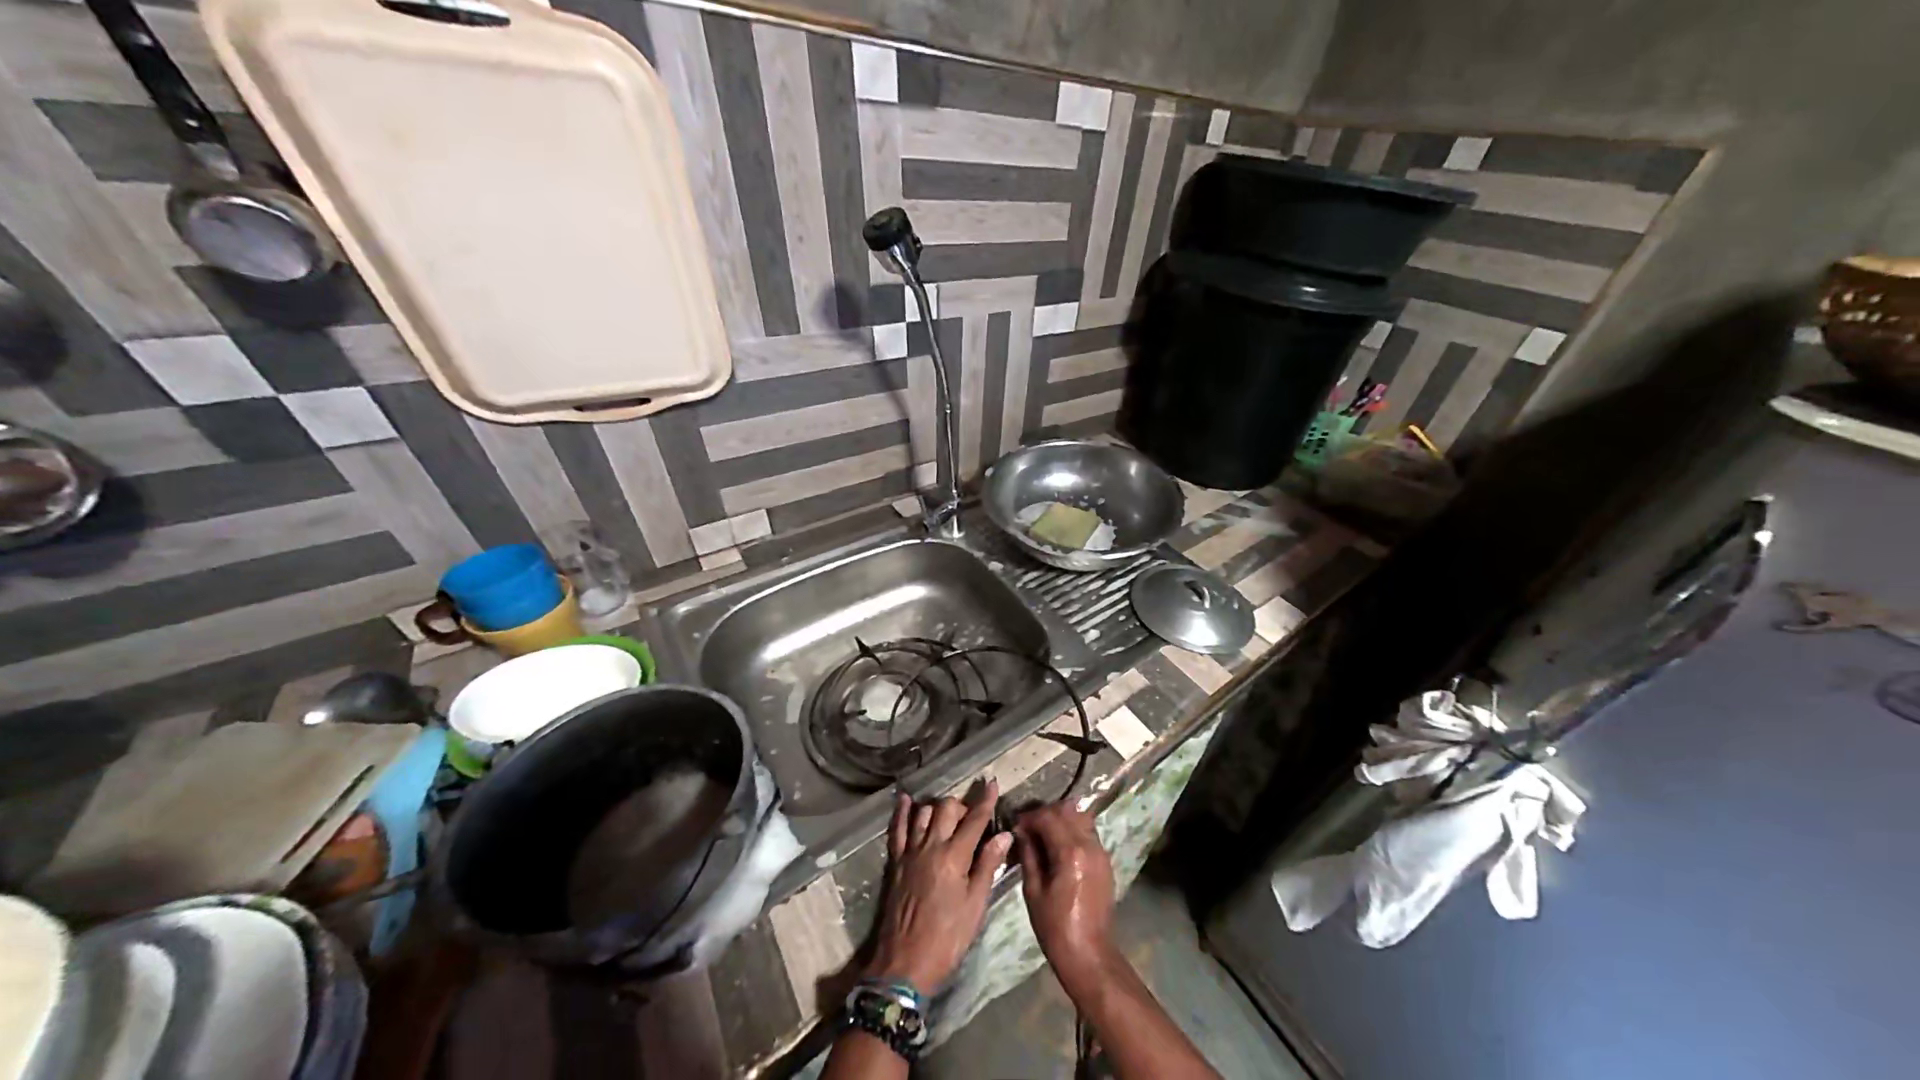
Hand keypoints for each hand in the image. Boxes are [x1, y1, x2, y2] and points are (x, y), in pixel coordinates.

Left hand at [866, 780, 1012, 994]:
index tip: (993, 783)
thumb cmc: (947, 938)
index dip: (985, 800)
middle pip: (947, 809)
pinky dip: (902, 812)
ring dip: (937, 809)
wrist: (905, 963)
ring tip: (949, 817)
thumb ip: (987, 866)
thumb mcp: (975, 905)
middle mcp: (930, 846)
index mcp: (954, 856)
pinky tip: (906, 800)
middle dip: (962, 805)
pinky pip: (896, 829)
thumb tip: (1004, 836)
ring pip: (923, 813)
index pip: (974, 820)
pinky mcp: (895, 862)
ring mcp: (909, 852)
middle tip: (973, 818)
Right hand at [1014, 802, 1115, 983]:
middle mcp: (1089, 845)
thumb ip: (1029, 854)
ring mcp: (1101, 852)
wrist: (1089, 955)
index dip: (1029, 817)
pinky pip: (1088, 833)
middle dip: (1045, 814)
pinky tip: (1058, 846)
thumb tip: (1021, 832)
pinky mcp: (1105, 862)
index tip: (1016, 824)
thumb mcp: (1033, 890)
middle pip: (1067, 811)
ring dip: (1061, 819)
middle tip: (1028, 827)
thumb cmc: (1055, 927)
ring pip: (1080, 818)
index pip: (1048, 817)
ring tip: (1043, 834)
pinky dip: (1072, 830)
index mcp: (1070, 852)